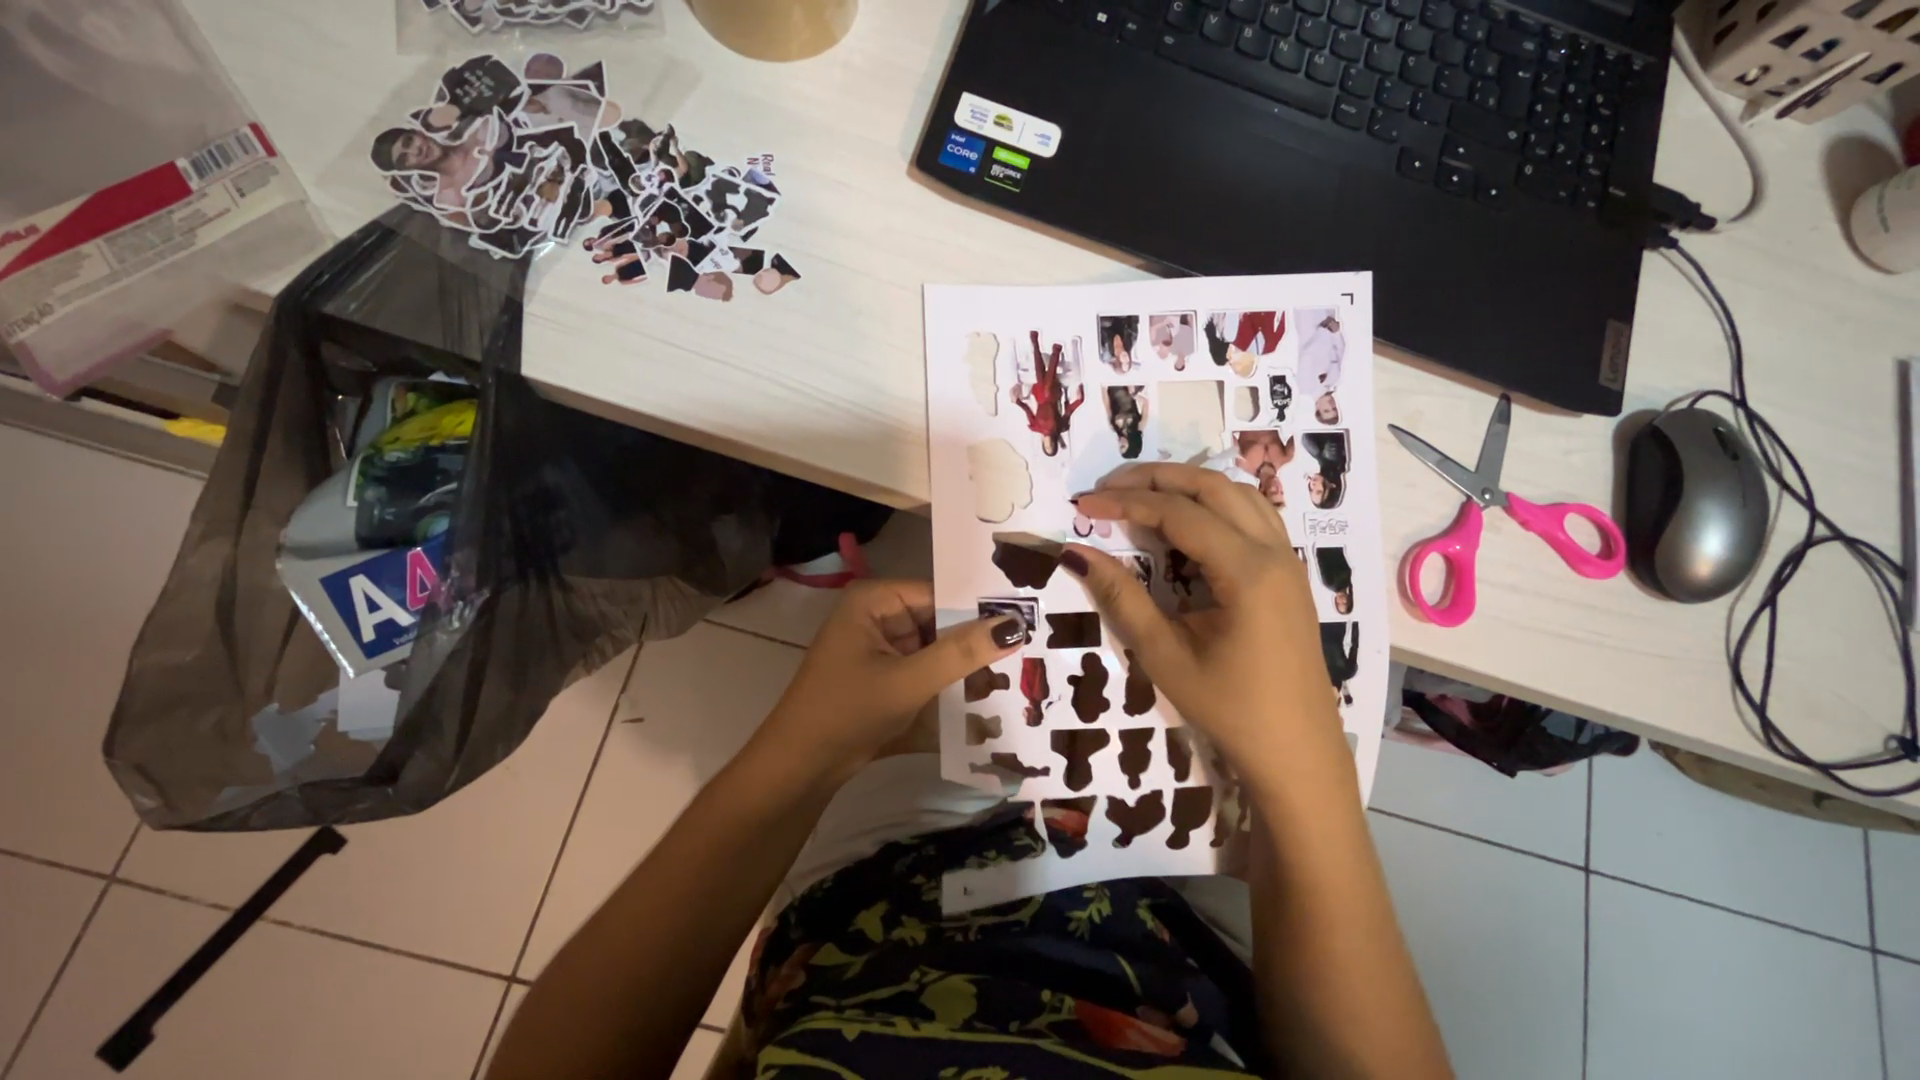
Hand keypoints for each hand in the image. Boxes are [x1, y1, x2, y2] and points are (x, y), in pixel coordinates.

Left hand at [756, 580, 1025, 783]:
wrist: (799, 767)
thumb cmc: (847, 712)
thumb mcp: (908, 681)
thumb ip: (961, 653)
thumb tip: (1016, 624)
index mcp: (874, 600)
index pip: (940, 594)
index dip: (981, 611)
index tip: (1030, 624)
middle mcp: (877, 616)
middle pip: (940, 622)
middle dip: (977, 644)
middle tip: (1032, 655)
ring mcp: (880, 648)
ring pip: (936, 651)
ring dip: (966, 670)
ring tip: (1018, 680)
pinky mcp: (884, 679)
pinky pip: (925, 673)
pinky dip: (948, 687)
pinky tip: (987, 701)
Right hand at [1063, 465, 1343, 780]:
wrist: (1296, 750)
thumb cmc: (1229, 709)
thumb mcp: (1165, 656)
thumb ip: (1121, 597)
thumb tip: (1076, 552)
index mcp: (1248, 572)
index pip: (1180, 513)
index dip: (1127, 502)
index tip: (1083, 504)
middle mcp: (1275, 552)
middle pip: (1213, 486)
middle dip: (1157, 478)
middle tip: (1107, 488)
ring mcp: (1288, 560)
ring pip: (1239, 493)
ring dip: (1189, 485)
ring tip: (1141, 496)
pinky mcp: (1289, 573)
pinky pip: (1254, 515)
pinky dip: (1215, 503)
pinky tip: (1186, 521)